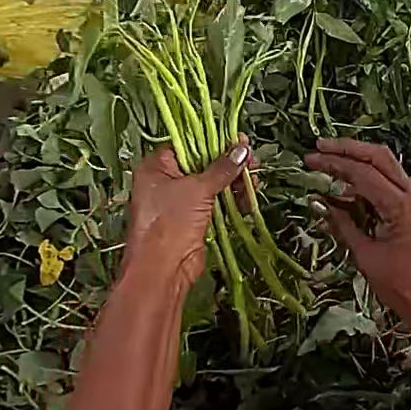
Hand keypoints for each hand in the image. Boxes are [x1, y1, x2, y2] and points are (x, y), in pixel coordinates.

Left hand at [122, 139, 251, 292]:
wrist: (164, 268)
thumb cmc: (169, 223)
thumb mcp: (197, 189)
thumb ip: (221, 168)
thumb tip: (242, 149)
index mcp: (157, 167)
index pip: (188, 144)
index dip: (214, 141)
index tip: (238, 141)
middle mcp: (168, 181)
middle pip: (204, 163)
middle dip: (229, 163)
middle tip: (251, 162)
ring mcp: (182, 200)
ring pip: (214, 183)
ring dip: (235, 182)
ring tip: (252, 181)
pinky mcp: (195, 217)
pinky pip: (218, 201)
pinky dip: (233, 198)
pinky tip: (249, 197)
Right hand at [306, 139, 410, 332]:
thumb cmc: (402, 286)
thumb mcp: (366, 257)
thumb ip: (344, 226)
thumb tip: (320, 204)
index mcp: (402, 206)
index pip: (363, 173)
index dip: (334, 163)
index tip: (310, 159)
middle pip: (379, 157)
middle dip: (348, 148)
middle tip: (320, 146)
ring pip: (386, 166)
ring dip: (358, 160)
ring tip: (329, 159)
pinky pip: (388, 184)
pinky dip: (367, 179)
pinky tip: (346, 184)